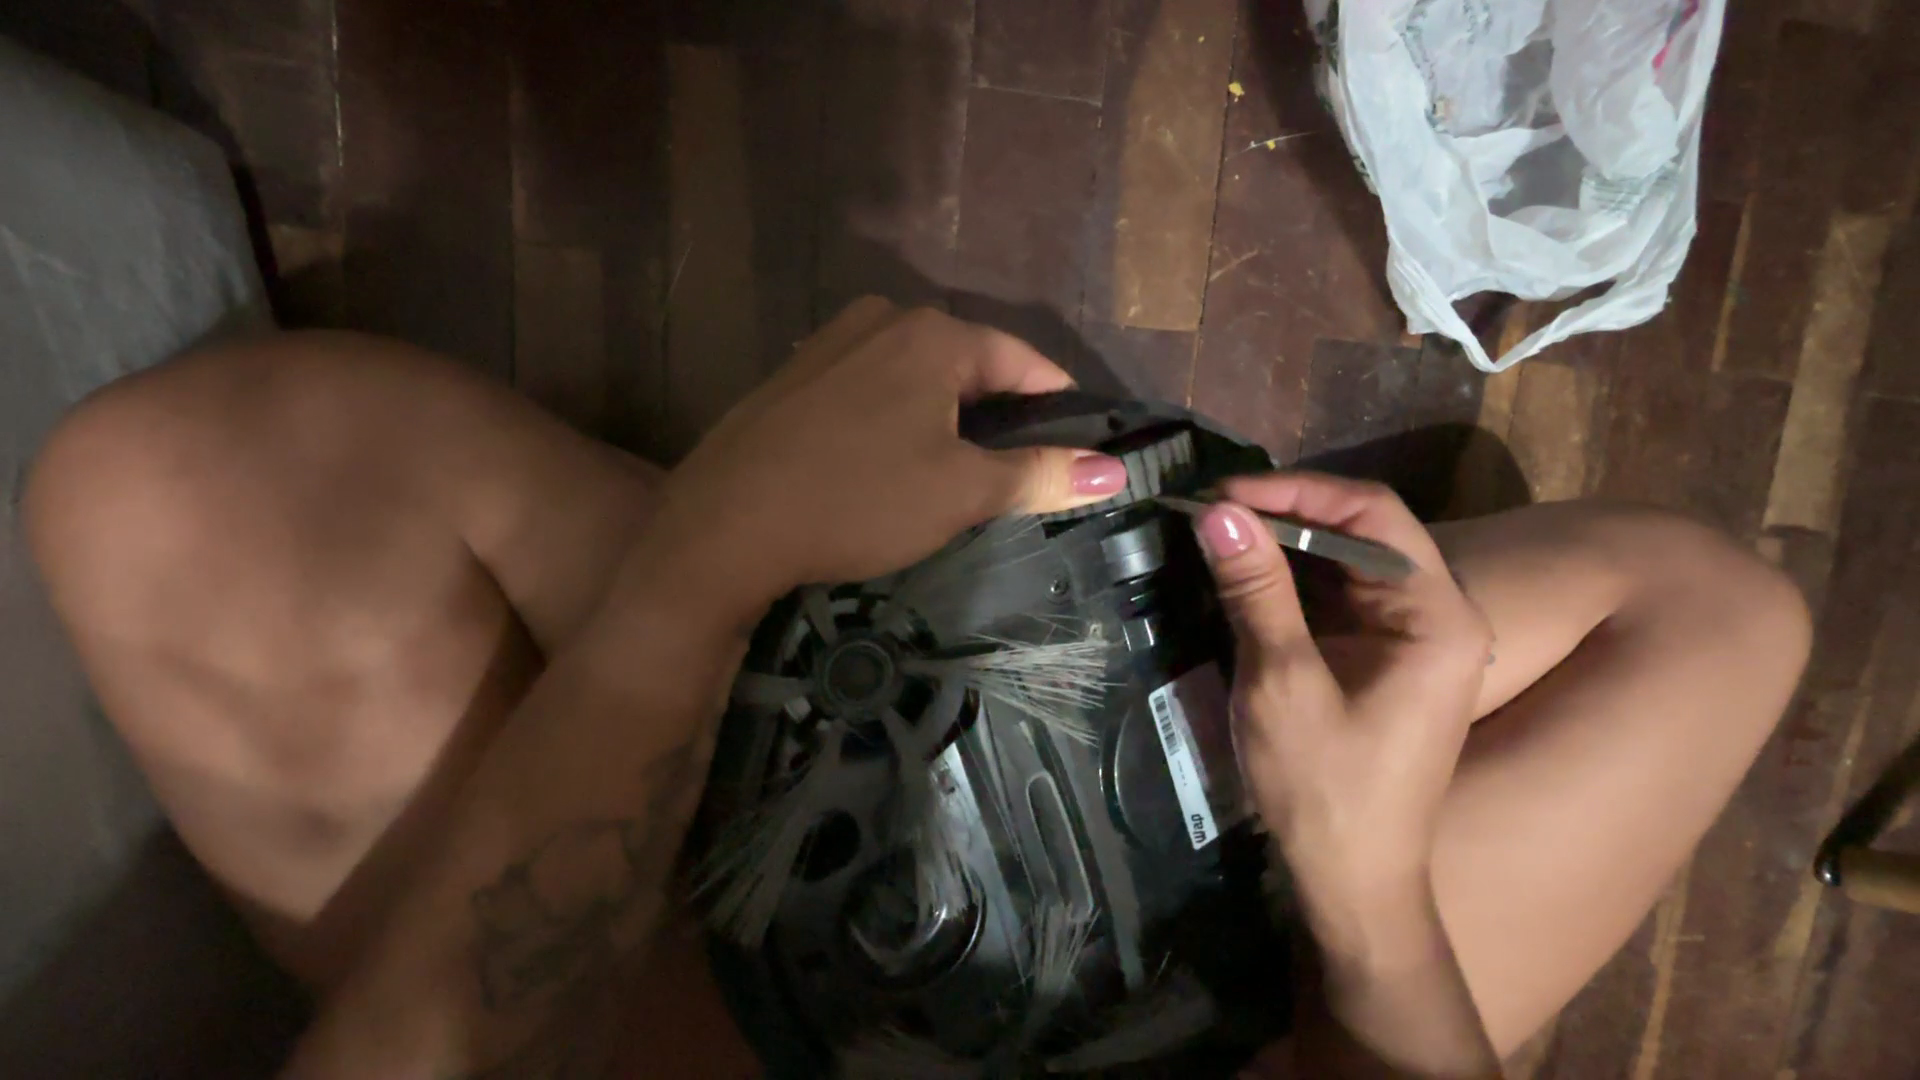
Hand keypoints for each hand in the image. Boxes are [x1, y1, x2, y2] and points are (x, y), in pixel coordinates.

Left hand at [648, 299, 1126, 607]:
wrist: (724, 525)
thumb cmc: (858, 501)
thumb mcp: (961, 492)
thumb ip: (1040, 474)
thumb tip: (1117, 471)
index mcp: (933, 335)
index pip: (1023, 361)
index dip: (1056, 404)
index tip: (1074, 447)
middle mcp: (882, 320)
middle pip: (967, 364)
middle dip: (997, 413)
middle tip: (1012, 472)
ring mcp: (830, 344)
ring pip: (915, 377)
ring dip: (944, 417)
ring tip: (953, 472)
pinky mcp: (794, 376)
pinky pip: (869, 389)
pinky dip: (894, 419)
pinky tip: (885, 462)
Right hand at [1192, 474, 1491, 934]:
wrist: (1350, 877)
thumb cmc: (1324, 785)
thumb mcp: (1281, 681)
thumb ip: (1256, 590)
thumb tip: (1217, 513)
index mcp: (1437, 615)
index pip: (1372, 515)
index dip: (1298, 492)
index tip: (1225, 495)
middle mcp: (1434, 613)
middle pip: (1361, 531)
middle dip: (1284, 513)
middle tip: (1210, 512)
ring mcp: (1406, 636)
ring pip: (1342, 560)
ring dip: (1280, 543)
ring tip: (1216, 533)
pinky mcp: (1375, 655)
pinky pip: (1332, 595)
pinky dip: (1285, 578)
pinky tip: (1241, 572)